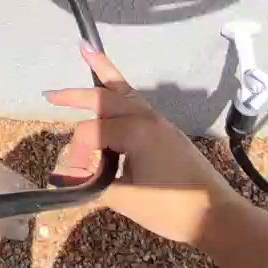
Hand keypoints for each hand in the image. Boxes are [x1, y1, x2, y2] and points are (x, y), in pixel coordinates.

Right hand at [46, 42, 250, 246]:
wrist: (217, 216)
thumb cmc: (172, 208)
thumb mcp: (127, 200)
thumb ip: (93, 185)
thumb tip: (63, 180)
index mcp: (134, 132)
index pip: (90, 135)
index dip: (76, 155)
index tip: (75, 178)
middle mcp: (145, 118)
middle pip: (103, 99)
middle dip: (74, 95)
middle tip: (49, 94)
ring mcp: (157, 121)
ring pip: (123, 90)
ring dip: (102, 73)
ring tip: (87, 51)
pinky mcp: (163, 129)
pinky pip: (135, 100)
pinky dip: (119, 88)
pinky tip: (111, 86)